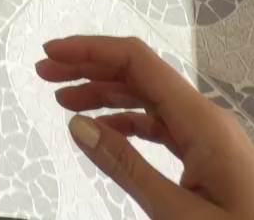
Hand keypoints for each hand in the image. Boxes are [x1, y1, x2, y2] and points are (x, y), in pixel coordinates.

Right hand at [37, 36, 253, 219]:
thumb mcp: (177, 213)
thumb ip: (125, 166)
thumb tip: (76, 123)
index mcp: (200, 118)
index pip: (136, 60)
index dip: (90, 50)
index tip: (50, 54)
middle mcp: (204, 116)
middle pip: (137, 73)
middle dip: (88, 68)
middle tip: (43, 74)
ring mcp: (209, 137)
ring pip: (146, 99)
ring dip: (103, 94)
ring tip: (62, 101)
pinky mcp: (211, 158)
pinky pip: (160, 126)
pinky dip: (125, 122)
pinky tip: (103, 132)